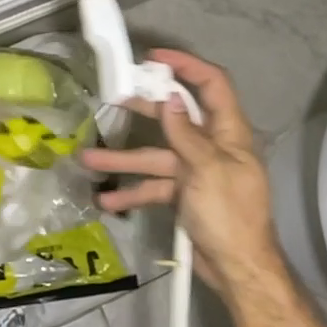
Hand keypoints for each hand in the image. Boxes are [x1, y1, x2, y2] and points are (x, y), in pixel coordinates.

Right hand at [81, 50, 282, 290]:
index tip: (154, 58)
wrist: (238, 268)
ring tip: (88, 159)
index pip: (212, 85)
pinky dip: (132, 192)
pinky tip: (107, 200)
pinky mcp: (184, 195)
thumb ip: (186, 134)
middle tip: (113, 98)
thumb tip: (170, 99)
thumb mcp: (206, 170)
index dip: (187, 66)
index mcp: (228, 133)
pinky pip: (154, 187)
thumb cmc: (229, 214)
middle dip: (144, 109)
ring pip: (156, 156)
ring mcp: (196, 172)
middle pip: (176, 117)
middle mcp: (213, 146)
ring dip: (124, 159)